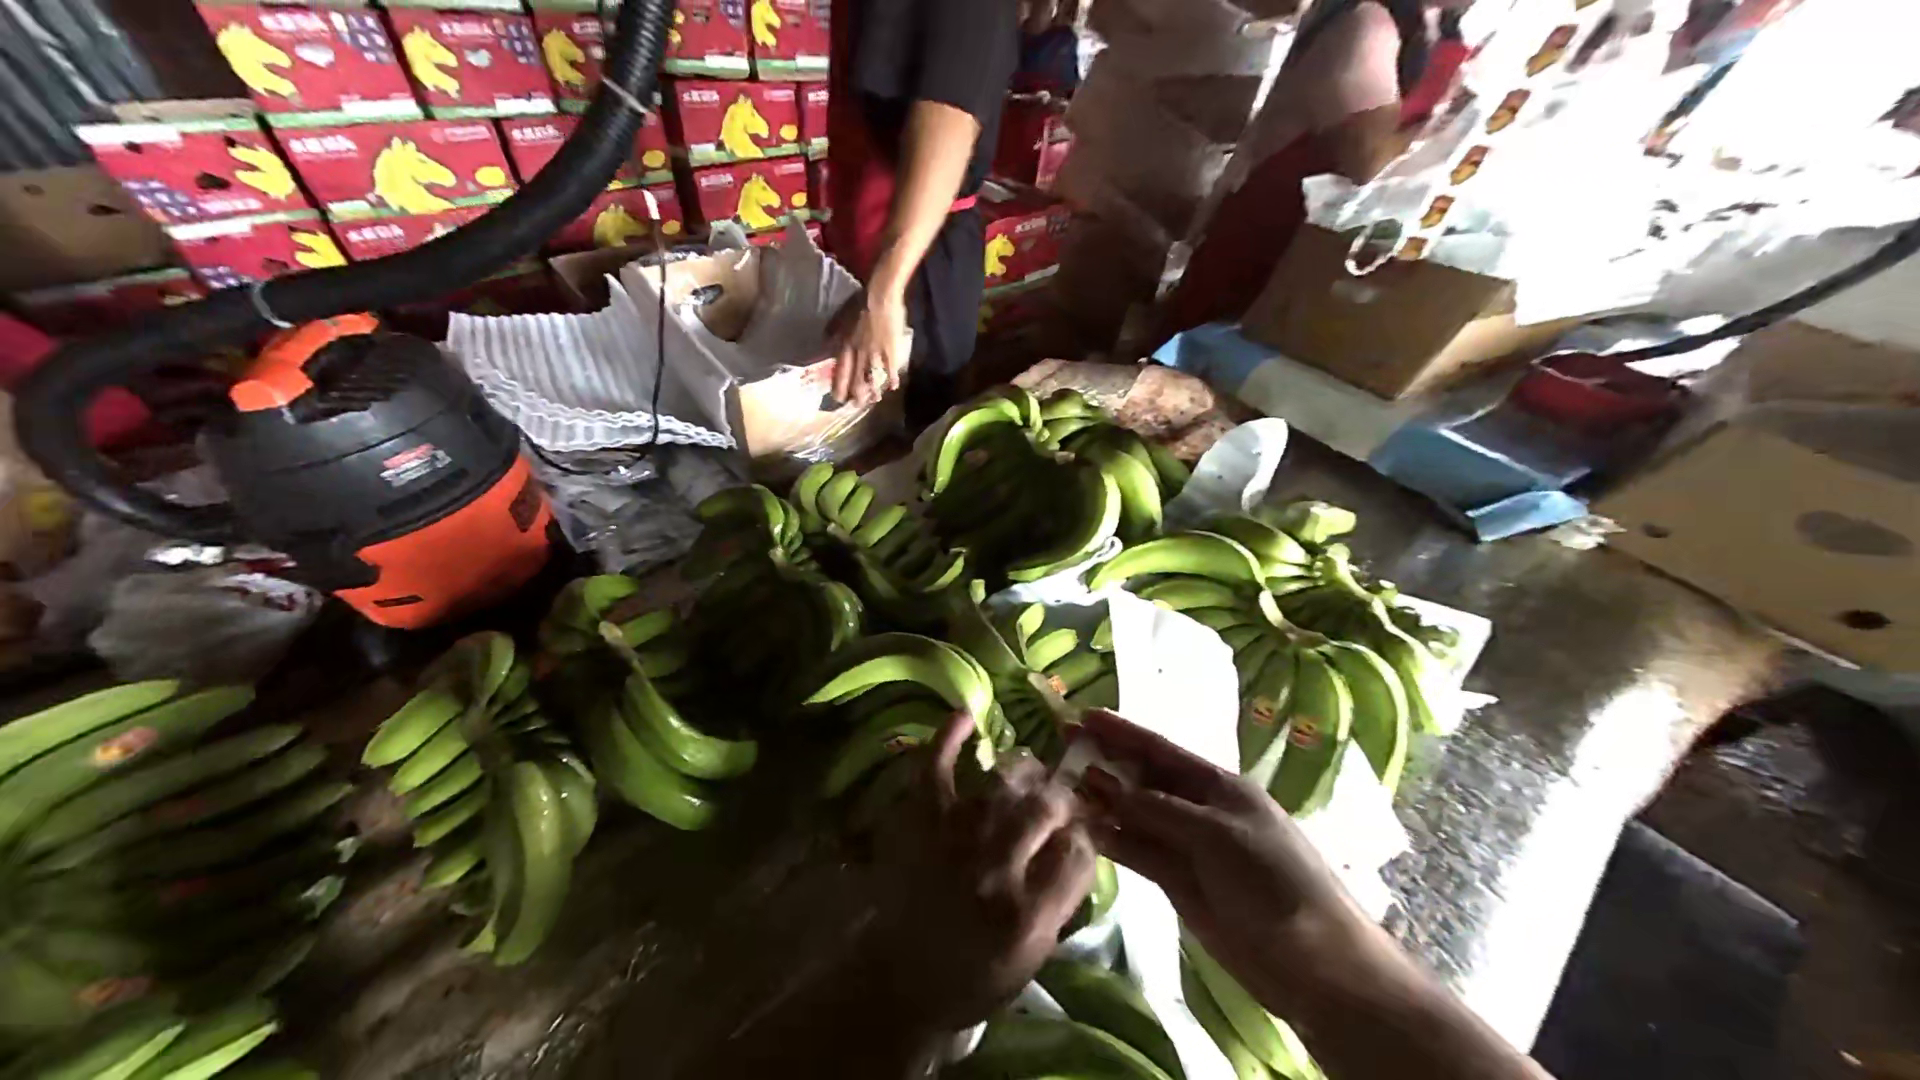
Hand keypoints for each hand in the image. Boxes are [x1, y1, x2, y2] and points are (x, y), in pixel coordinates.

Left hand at [829, 290, 907, 407]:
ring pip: (873, 377)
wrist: (880, 297)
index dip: (839, 386)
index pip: (841, 371)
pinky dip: (892, 378)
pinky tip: (893, 387)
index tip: (838, 399)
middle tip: (857, 405)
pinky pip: (890, 368)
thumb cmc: (858, 304)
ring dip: (874, 390)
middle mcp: (859, 353)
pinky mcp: (890, 350)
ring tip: (875, 400)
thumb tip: (825, 343)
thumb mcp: (839, 317)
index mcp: (845, 345)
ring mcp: (875, 353)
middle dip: (857, 394)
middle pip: (857, 379)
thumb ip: (832, 332)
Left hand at [863, 711, 1096, 1033]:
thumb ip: (1061, 898)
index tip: (1081, 829)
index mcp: (1027, 914)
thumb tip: (1080, 841)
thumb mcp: (1033, 956)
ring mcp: (953, 837)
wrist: (897, 981)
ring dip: (1024, 770)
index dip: (1085, 833)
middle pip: (1046, 807)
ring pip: (1003, 781)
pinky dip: (949, 736)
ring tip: (1030, 773)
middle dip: (1061, 797)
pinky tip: (968, 713)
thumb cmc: (972, 976)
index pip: (1077, 850)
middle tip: (1058, 799)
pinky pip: (936, 766)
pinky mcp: (919, 821)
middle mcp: (995, 868)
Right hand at [1073, 709, 1407, 1016]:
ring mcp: (1186, 844)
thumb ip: (1156, 808)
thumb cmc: (1272, 881)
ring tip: (1061, 787)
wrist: (1312, 964)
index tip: (1084, 716)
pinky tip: (1084, 829)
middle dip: (1105, 761)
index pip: (1160, 749)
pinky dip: (1112, 839)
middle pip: (1143, 777)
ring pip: (1135, 813)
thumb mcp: (1215, 833)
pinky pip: (1137, 850)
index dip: (1122, 732)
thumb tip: (1101, 781)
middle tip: (1062, 748)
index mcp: (1217, 784)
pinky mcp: (1177, 879)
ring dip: (1102, 801)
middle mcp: (1197, 807)